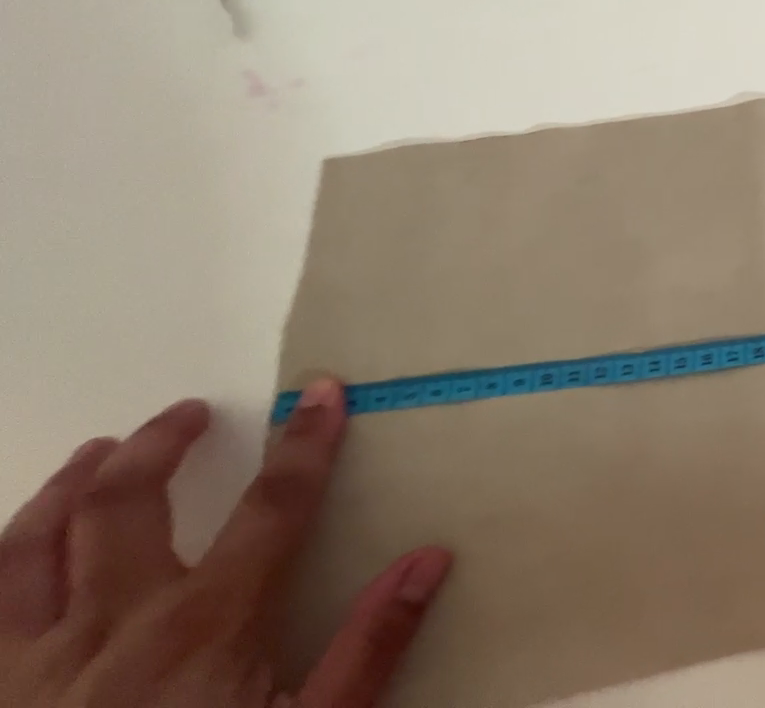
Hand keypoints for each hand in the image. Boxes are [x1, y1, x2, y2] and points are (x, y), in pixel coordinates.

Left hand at [0, 379, 449, 707]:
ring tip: (95, 452)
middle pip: (125, 503)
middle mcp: (110, 623)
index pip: (273, 505)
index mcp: (205, 624)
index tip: (324, 392)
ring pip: (27, 547)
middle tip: (189, 411)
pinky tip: (19, 549)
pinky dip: (0, 561)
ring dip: (64, 487)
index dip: (306, 442)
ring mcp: (25, 663)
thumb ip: (370, 645)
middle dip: (161, 443)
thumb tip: (430, 558)